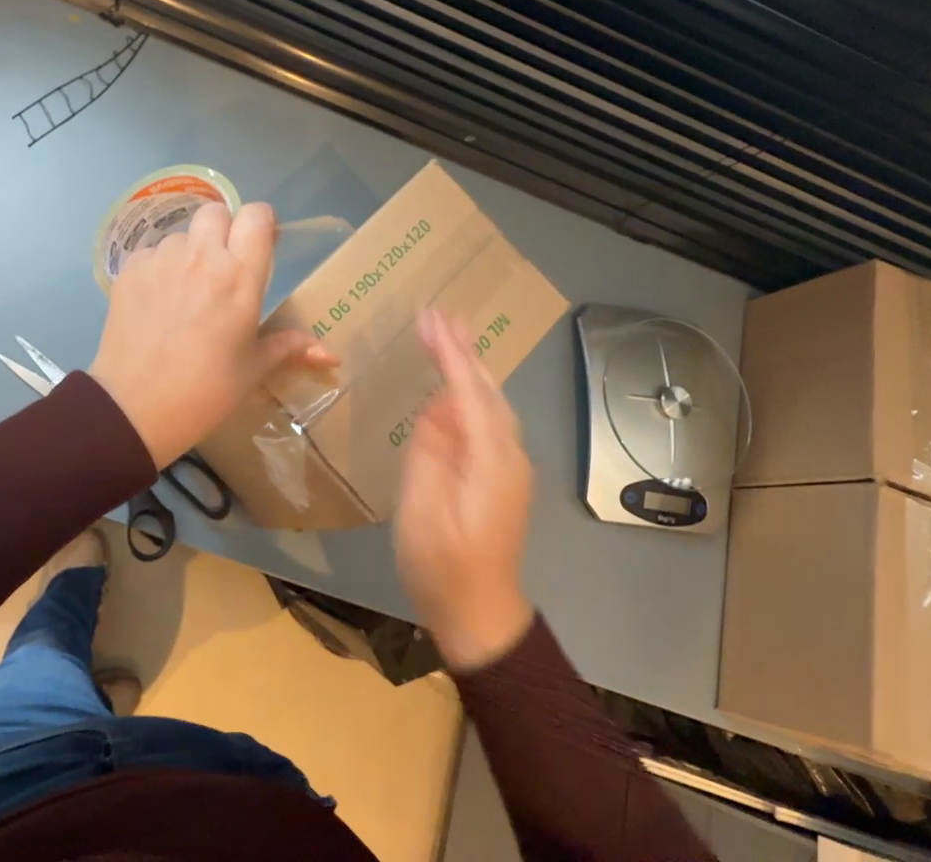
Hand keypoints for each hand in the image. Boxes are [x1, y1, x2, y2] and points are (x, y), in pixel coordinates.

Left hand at [89, 202, 337, 469]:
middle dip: (224, 230)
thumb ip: (288, 348)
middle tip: (224, 266)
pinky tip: (157, 303)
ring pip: (181, 235)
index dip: (261, 225)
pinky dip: (159, 269)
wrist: (134, 409)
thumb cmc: (205, 391)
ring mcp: (160, 260)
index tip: (260, 248)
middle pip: (216, 211)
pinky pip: (151, 254)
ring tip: (186, 293)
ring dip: (189, 253)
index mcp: (239, 276)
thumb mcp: (252, 370)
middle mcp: (201, 256)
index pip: (257, 215)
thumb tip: (330, 355)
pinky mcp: (128, 271)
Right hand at [395, 309, 536, 670]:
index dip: (448, 353)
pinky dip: (470, 394)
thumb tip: (435, 411)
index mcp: (490, 459)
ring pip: (491, 404)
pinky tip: (455, 389)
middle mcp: (508, 455)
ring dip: (469, 368)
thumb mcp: (421, 511)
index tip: (429, 318)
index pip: (469, 391)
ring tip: (448, 336)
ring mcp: (509, 467)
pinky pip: (487, 423)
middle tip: (440, 314)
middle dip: (463, 351)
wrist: (481, 614)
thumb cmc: (443, 566)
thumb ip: (428, 454)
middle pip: (487, 391)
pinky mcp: (501, 479)